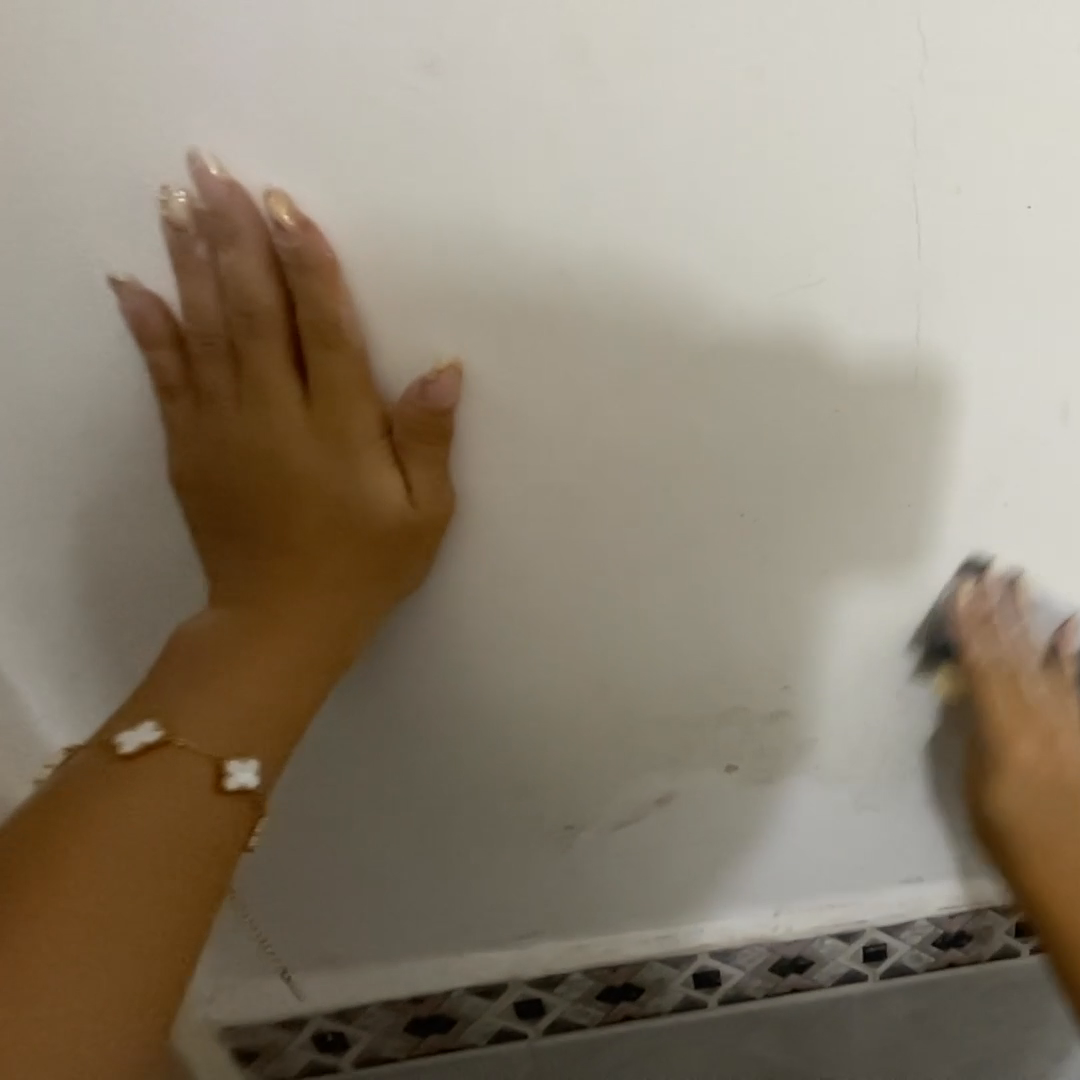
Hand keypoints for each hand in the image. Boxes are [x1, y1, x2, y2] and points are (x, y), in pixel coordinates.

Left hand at [106, 151, 459, 644]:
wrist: (283, 617)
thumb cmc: (371, 562)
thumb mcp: (426, 511)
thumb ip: (427, 440)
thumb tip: (443, 372)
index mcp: (339, 429)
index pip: (323, 332)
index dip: (308, 269)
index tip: (288, 211)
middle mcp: (274, 414)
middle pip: (253, 313)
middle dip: (235, 240)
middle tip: (215, 173)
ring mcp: (221, 426)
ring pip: (204, 329)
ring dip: (190, 261)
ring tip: (176, 199)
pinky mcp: (189, 443)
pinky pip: (164, 374)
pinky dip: (148, 326)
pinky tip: (133, 282)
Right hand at [947, 571, 1079, 889]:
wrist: (1059, 862)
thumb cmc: (1001, 830)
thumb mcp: (972, 782)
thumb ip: (972, 728)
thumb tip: (965, 685)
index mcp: (1004, 735)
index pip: (983, 669)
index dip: (970, 628)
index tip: (962, 592)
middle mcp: (1036, 719)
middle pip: (1011, 656)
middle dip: (996, 611)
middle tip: (988, 573)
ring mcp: (1063, 722)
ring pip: (1040, 661)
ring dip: (1028, 619)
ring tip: (1020, 582)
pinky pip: (1073, 684)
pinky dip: (1068, 652)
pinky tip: (1067, 622)